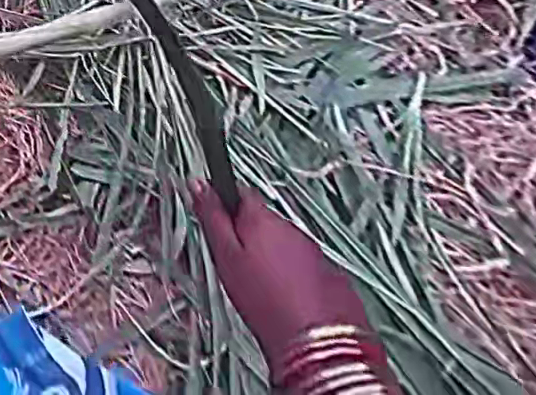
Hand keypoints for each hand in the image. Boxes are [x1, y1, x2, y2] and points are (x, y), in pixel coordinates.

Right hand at [192, 184, 391, 382]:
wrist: (320, 349)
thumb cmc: (267, 302)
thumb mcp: (224, 255)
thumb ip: (210, 215)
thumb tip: (198, 185)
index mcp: (263, 219)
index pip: (238, 191)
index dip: (223, 201)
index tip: (212, 213)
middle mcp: (294, 230)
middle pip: (262, 219)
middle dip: (247, 232)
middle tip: (234, 257)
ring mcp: (319, 255)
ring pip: (285, 243)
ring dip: (271, 253)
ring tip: (260, 282)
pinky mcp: (337, 279)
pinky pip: (308, 265)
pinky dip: (295, 274)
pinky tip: (284, 294)